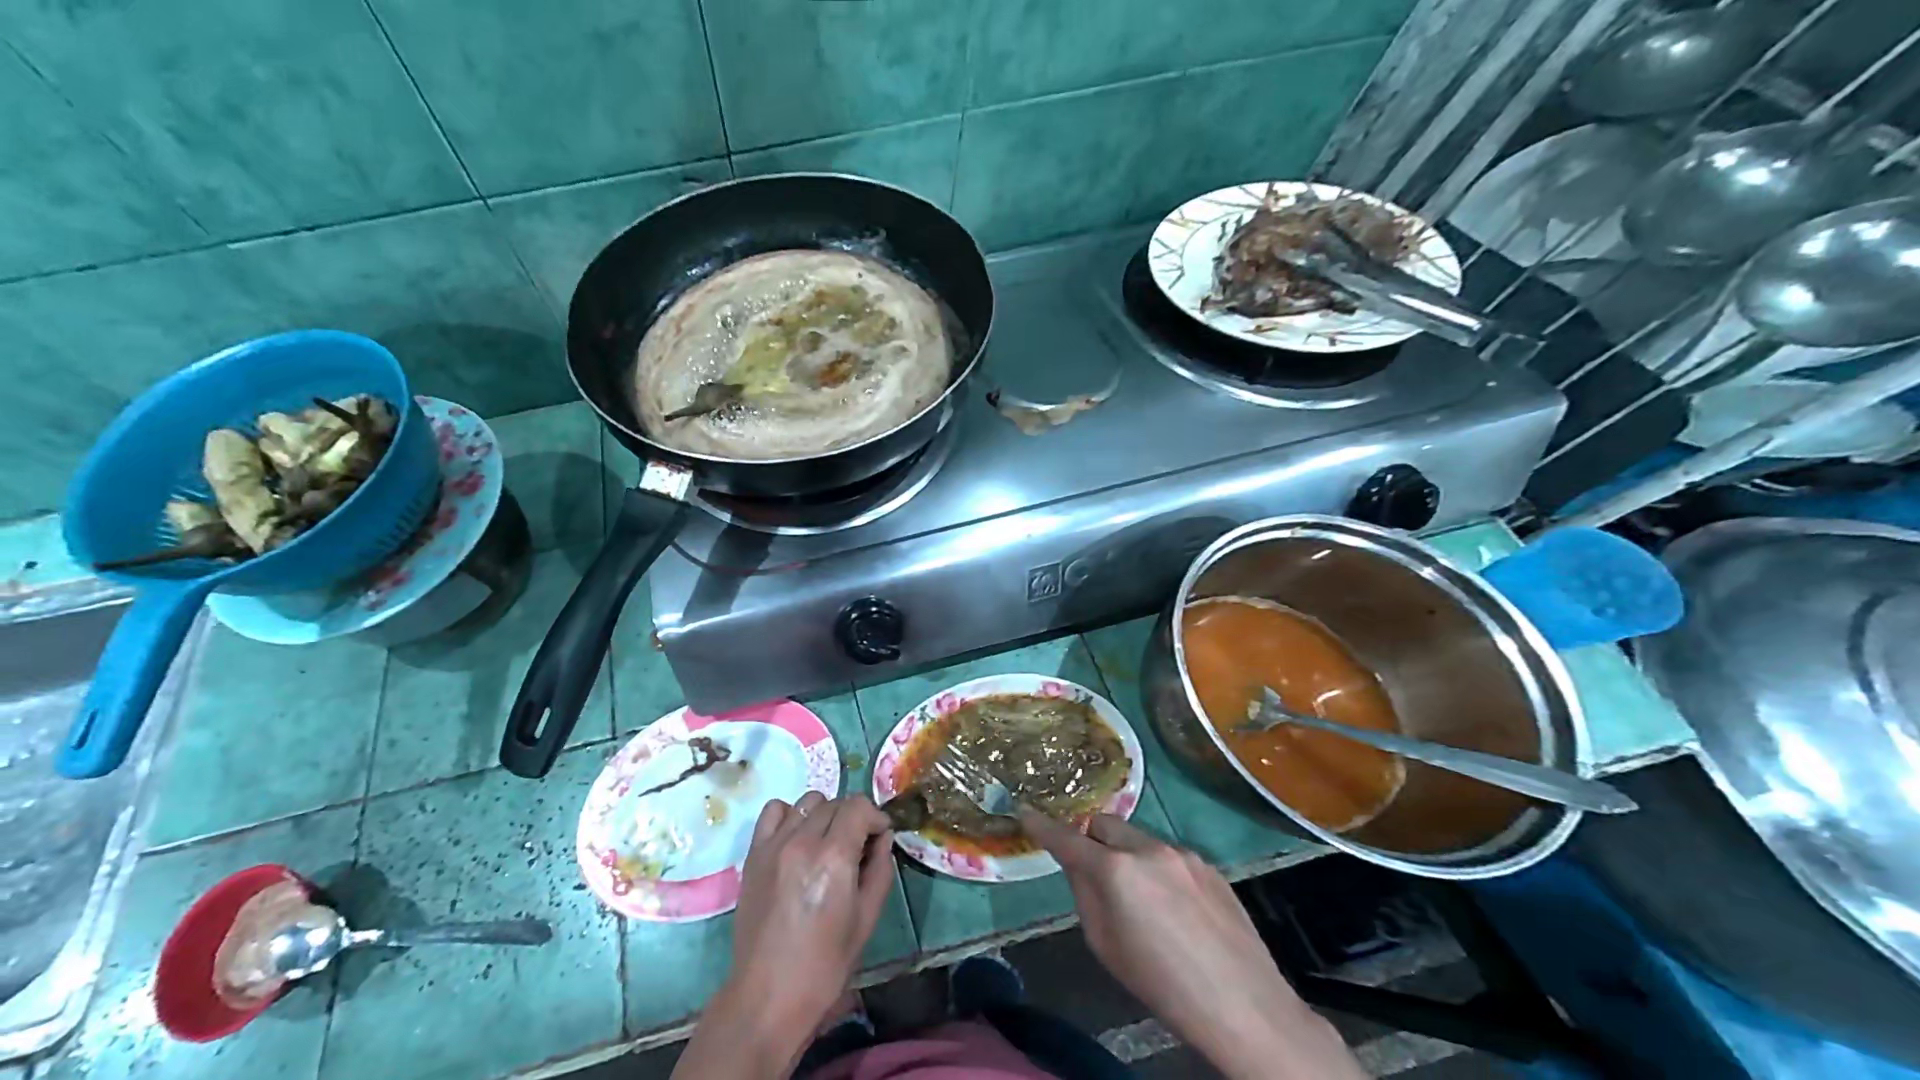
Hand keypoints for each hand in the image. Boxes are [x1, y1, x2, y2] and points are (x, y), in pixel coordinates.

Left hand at [674, 792, 893, 1079]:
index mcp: (833, 857)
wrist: (767, 995)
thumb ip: (880, 869)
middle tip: (858, 848)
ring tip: (827, 844)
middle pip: (835, 802)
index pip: (859, 806)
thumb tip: (882, 839)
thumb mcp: (867, 918)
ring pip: (808, 802)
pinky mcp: (754, 854)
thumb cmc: (824, 965)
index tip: (880, 838)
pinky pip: (774, 811)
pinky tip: (798, 840)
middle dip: (853, 818)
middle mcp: (802, 841)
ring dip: (825, 815)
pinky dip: (790, 816)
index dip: (875, 817)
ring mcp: (773, 845)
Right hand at [1021, 810, 1364, 1079]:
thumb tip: (1080, 867)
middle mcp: (1147, 847)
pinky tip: (1174, 908)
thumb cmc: (1161, 985)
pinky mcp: (1208, 864)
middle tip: (1092, 870)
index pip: (1067, 838)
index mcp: (1115, 869)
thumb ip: (1085, 895)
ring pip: (1138, 838)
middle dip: (1091, 839)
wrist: (1243, 1004)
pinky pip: (1169, 855)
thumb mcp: (1105, 946)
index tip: (1026, 812)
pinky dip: (1158, 869)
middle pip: (1104, 823)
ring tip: (1142, 901)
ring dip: (1127, 855)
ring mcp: (1182, 852)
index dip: (1043, 826)